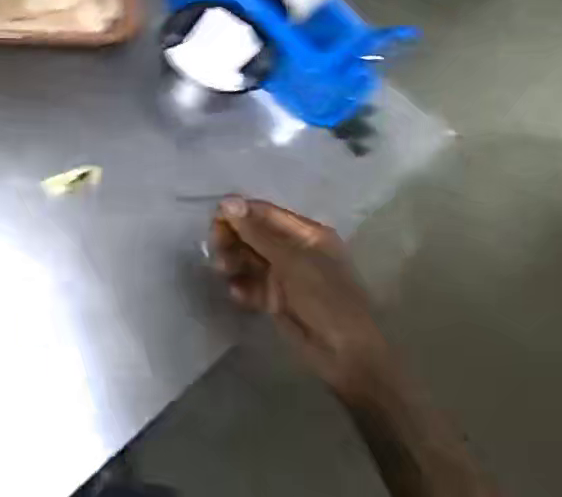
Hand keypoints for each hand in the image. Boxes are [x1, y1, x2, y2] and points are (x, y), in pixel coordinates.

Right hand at [210, 197, 394, 400]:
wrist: (347, 358)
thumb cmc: (327, 300)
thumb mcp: (293, 261)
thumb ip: (257, 232)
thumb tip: (226, 202)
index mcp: (306, 234)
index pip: (264, 212)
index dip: (238, 212)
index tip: (214, 220)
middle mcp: (293, 249)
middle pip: (251, 232)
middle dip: (231, 238)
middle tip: (216, 249)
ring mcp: (283, 273)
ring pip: (245, 256)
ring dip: (231, 261)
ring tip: (224, 272)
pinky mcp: (273, 296)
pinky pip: (249, 282)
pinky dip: (240, 285)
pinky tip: (239, 294)